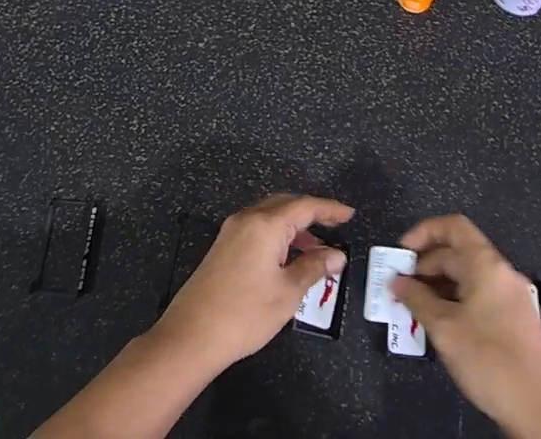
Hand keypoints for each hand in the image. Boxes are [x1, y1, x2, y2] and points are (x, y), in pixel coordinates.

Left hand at [154, 194, 353, 374]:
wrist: (192, 335)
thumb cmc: (245, 313)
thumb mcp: (288, 292)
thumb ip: (314, 267)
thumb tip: (336, 255)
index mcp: (265, 224)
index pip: (305, 206)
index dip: (330, 209)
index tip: (349, 214)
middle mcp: (247, 219)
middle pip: (286, 204)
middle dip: (312, 214)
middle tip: (334, 228)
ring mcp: (231, 232)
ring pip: (270, 217)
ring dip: (294, 227)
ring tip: (316, 250)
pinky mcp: (223, 247)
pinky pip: (257, 229)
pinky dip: (277, 236)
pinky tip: (287, 258)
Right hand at [391, 216, 540, 438]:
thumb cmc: (490, 361)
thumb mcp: (445, 329)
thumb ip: (417, 300)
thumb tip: (397, 282)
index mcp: (488, 265)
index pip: (453, 227)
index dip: (423, 232)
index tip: (400, 254)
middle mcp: (503, 274)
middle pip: (458, 253)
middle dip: (425, 266)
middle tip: (400, 289)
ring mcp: (513, 297)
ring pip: (468, 278)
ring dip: (439, 287)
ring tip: (415, 310)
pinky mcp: (516, 320)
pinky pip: (480, 296)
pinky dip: (456, 301)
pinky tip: (441, 325)